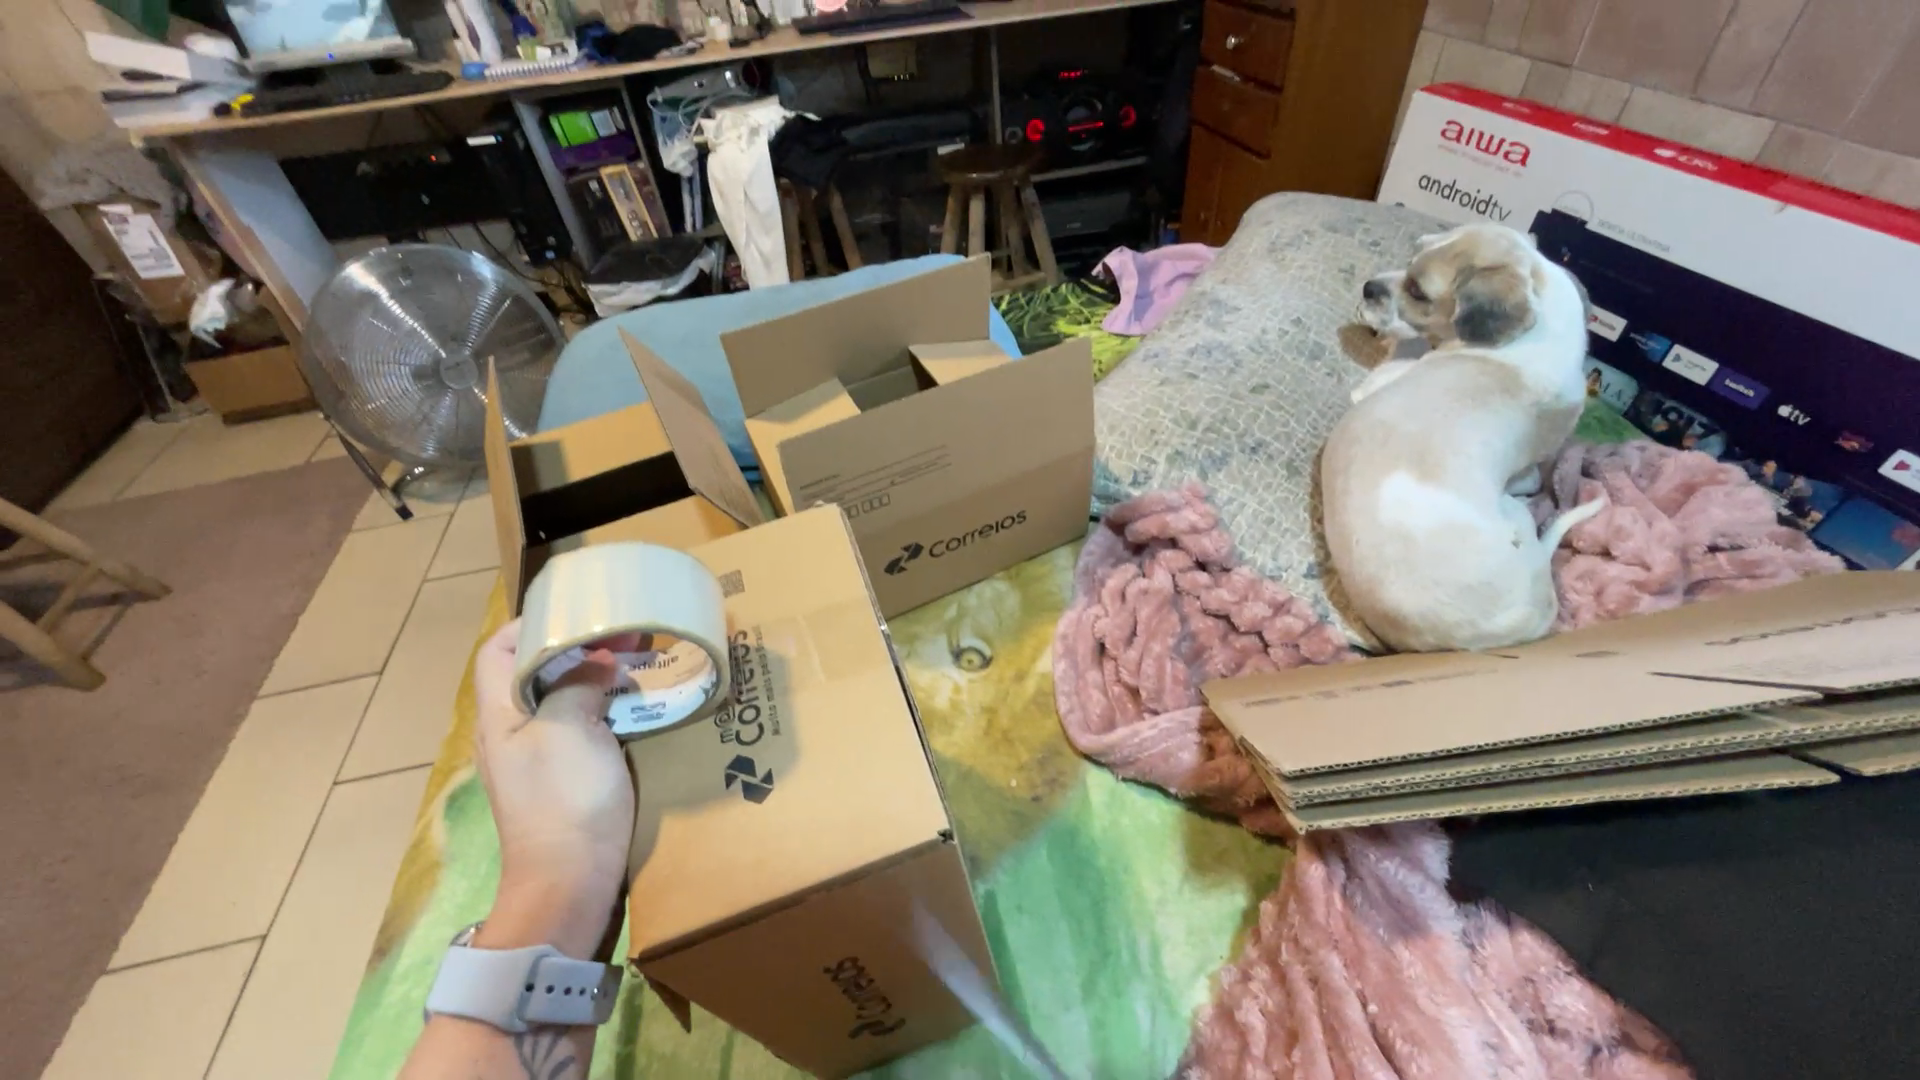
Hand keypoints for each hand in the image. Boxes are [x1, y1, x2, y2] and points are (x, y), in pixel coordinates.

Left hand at [470, 620, 635, 957]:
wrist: (570, 878)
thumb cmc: (564, 799)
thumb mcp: (569, 729)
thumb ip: (578, 684)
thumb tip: (596, 662)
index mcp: (501, 714)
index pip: (497, 650)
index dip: (528, 622)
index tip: (576, 607)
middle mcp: (513, 728)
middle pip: (535, 668)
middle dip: (577, 643)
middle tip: (624, 629)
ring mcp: (540, 752)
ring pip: (562, 694)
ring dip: (596, 671)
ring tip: (637, 656)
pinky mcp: (567, 772)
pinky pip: (582, 721)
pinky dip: (605, 701)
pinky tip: (635, 698)